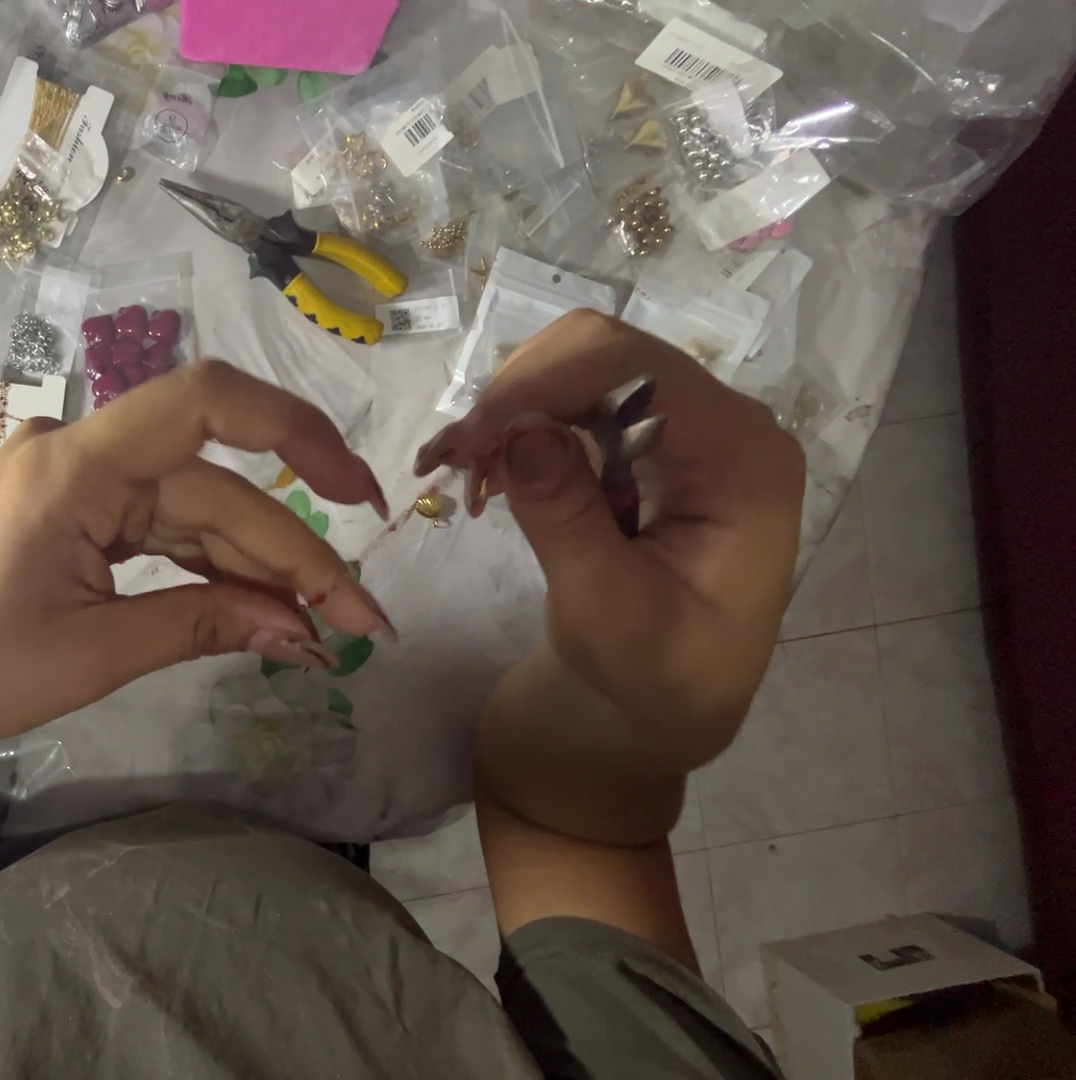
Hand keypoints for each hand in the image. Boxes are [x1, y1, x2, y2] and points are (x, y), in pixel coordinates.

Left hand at [0, 361, 394, 769]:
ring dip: (259, 564)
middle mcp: (79, 455)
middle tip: (361, 618)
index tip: (359, 493)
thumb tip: (310, 630)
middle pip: (213, 484)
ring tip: (325, 624)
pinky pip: (161, 528)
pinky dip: (211, 568)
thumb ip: (204, 623)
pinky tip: (262, 606)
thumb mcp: (94, 652)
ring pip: (195, 509)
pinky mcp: (77, 513)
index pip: (201, 405)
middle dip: (292, 550)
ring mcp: (77, 483)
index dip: (294, 433)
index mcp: (71, 468)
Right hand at [416, 311, 804, 768]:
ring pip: (574, 372)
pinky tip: (484, 476)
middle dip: (518, 392)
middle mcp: (716, 428)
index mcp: (740, 460)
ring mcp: (676, 437)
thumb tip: (520, 433)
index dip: (541, 386)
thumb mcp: (605, 611)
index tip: (467, 442)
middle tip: (454, 459)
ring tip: (461, 474)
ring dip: (507, 411)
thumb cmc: (647, 677)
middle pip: (602, 354)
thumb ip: (568, 521)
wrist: (651, 708)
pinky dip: (513, 428)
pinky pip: (565, 407)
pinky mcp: (637, 452)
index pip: (636, 369)